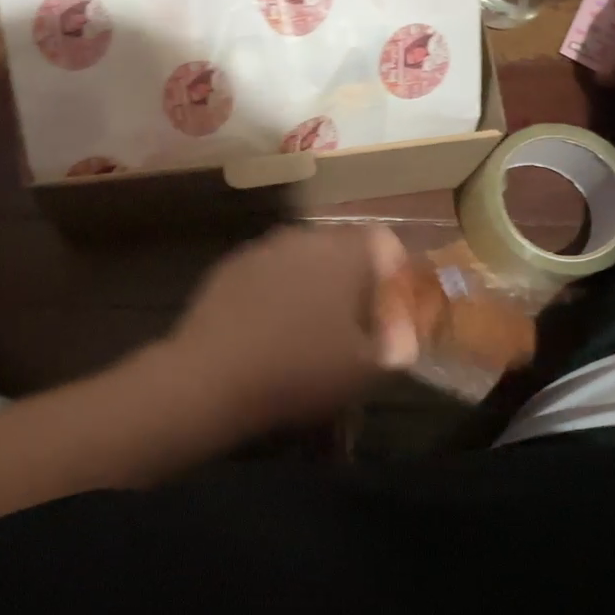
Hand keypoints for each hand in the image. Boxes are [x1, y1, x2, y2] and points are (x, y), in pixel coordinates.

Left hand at [164, 225, 416, 427]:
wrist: (213, 376)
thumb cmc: (301, 370)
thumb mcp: (367, 370)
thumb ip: (397, 342)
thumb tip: (401, 330)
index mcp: (344, 253)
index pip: (383, 242)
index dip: (392, 275)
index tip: (388, 310)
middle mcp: (302, 237)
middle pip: (340, 248)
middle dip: (351, 279)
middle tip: (351, 323)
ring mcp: (260, 248)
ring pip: (300, 258)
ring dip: (311, 283)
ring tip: (308, 328)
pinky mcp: (228, 267)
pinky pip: (267, 272)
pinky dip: (275, 292)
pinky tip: (268, 328)